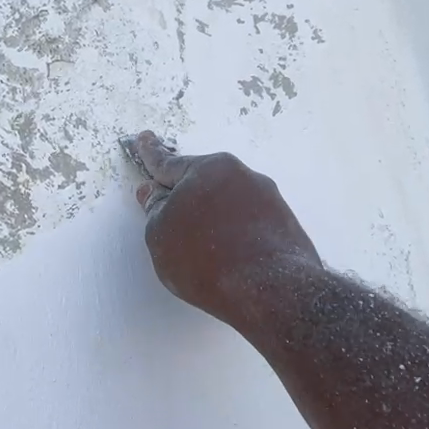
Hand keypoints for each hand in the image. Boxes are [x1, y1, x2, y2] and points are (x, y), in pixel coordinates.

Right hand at [126, 131, 319, 323]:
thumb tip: (154, 194)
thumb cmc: (204, 259)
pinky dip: (233, 234)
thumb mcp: (161, 236)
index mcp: (209, 169)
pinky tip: (226, 259)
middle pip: (202, 183)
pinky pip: (248, 223)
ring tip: (202, 252)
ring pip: (227, 203)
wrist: (269, 289)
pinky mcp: (284, 224)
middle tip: (170, 216)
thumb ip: (154, 210)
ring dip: (211, 218)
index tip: (145, 139)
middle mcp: (242, 175)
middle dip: (185, 195)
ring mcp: (268, 198)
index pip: (169, 163)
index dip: (151, 154)